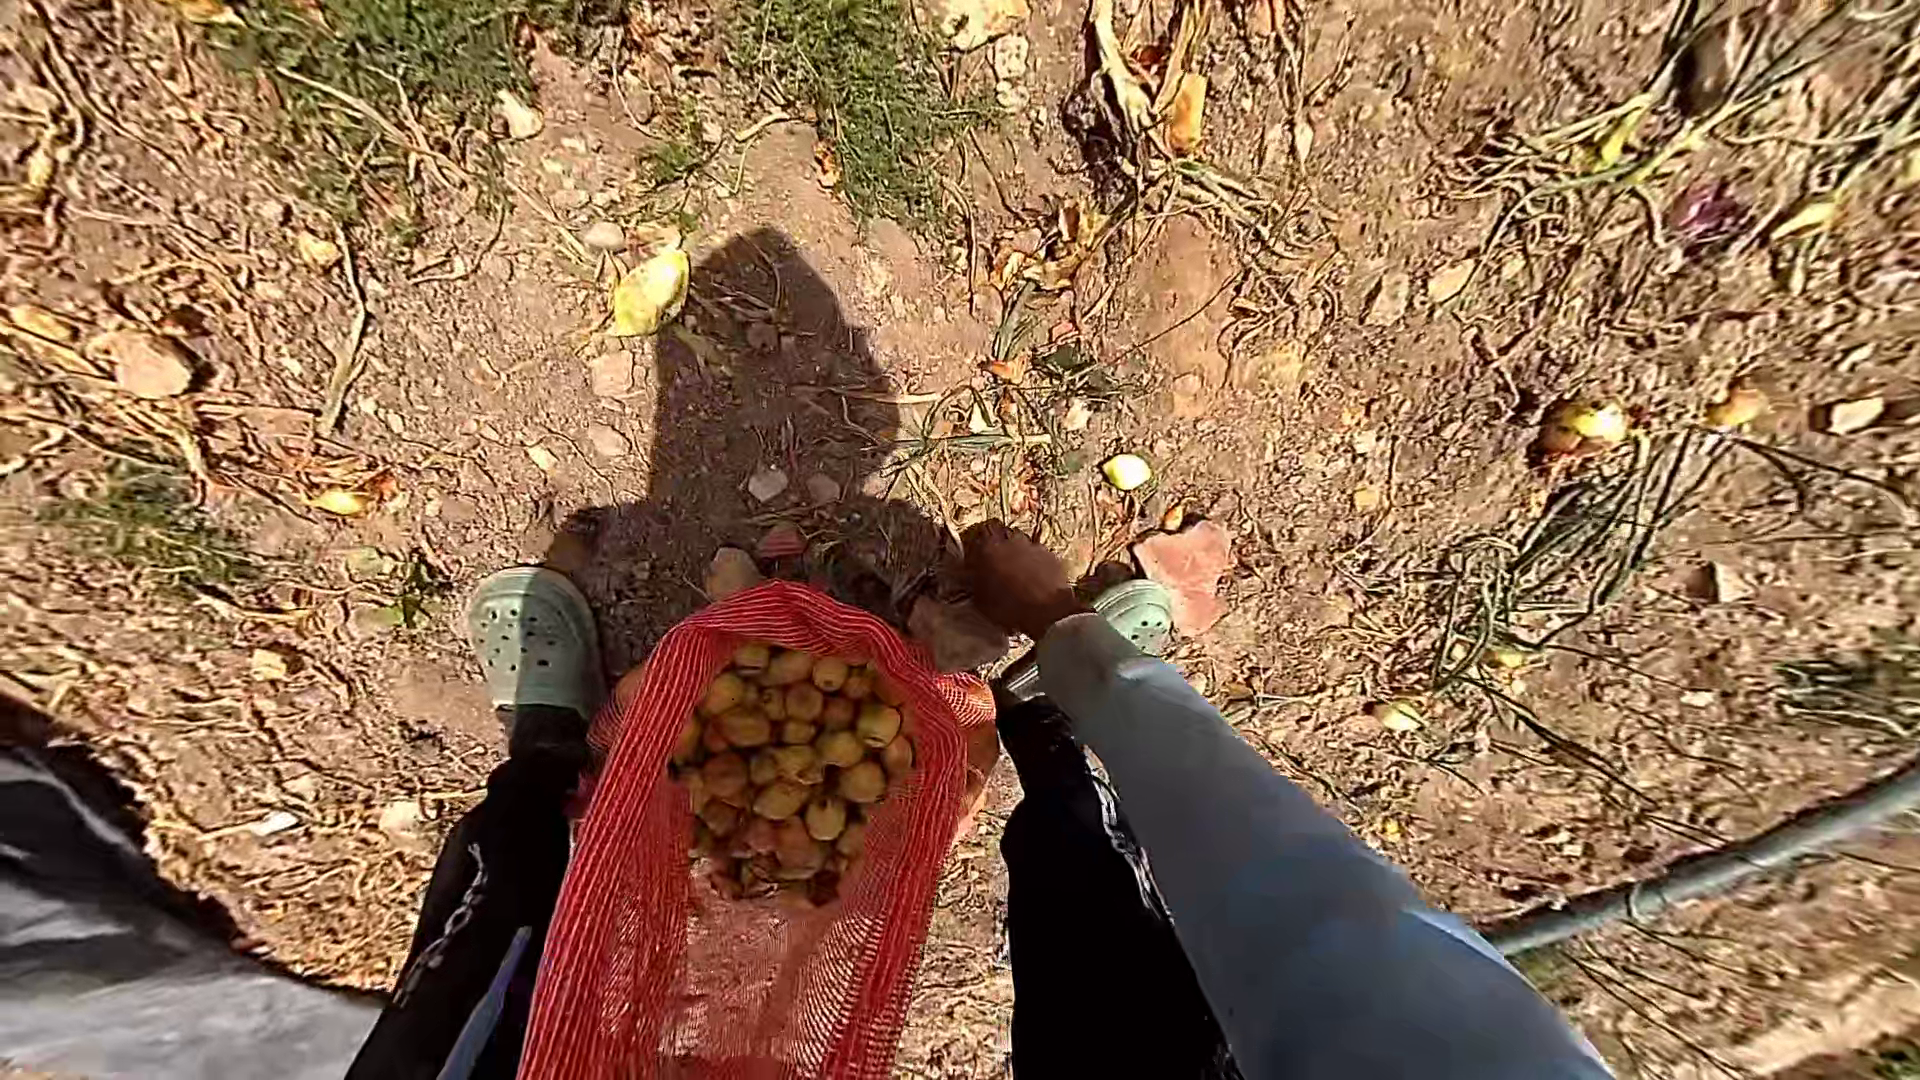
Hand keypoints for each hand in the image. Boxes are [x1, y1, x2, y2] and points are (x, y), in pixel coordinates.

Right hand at [960, 520, 1088, 639]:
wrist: (1048, 611)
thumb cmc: (1009, 606)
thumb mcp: (981, 601)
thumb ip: (975, 583)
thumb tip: (972, 578)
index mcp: (989, 549)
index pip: (981, 532)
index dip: (981, 543)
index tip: (979, 554)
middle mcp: (1011, 541)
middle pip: (1004, 535)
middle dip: (1001, 546)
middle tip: (998, 563)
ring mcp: (1033, 547)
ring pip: (1023, 545)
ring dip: (1020, 555)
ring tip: (1018, 574)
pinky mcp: (1052, 556)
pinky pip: (1040, 556)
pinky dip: (1037, 564)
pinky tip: (1036, 580)